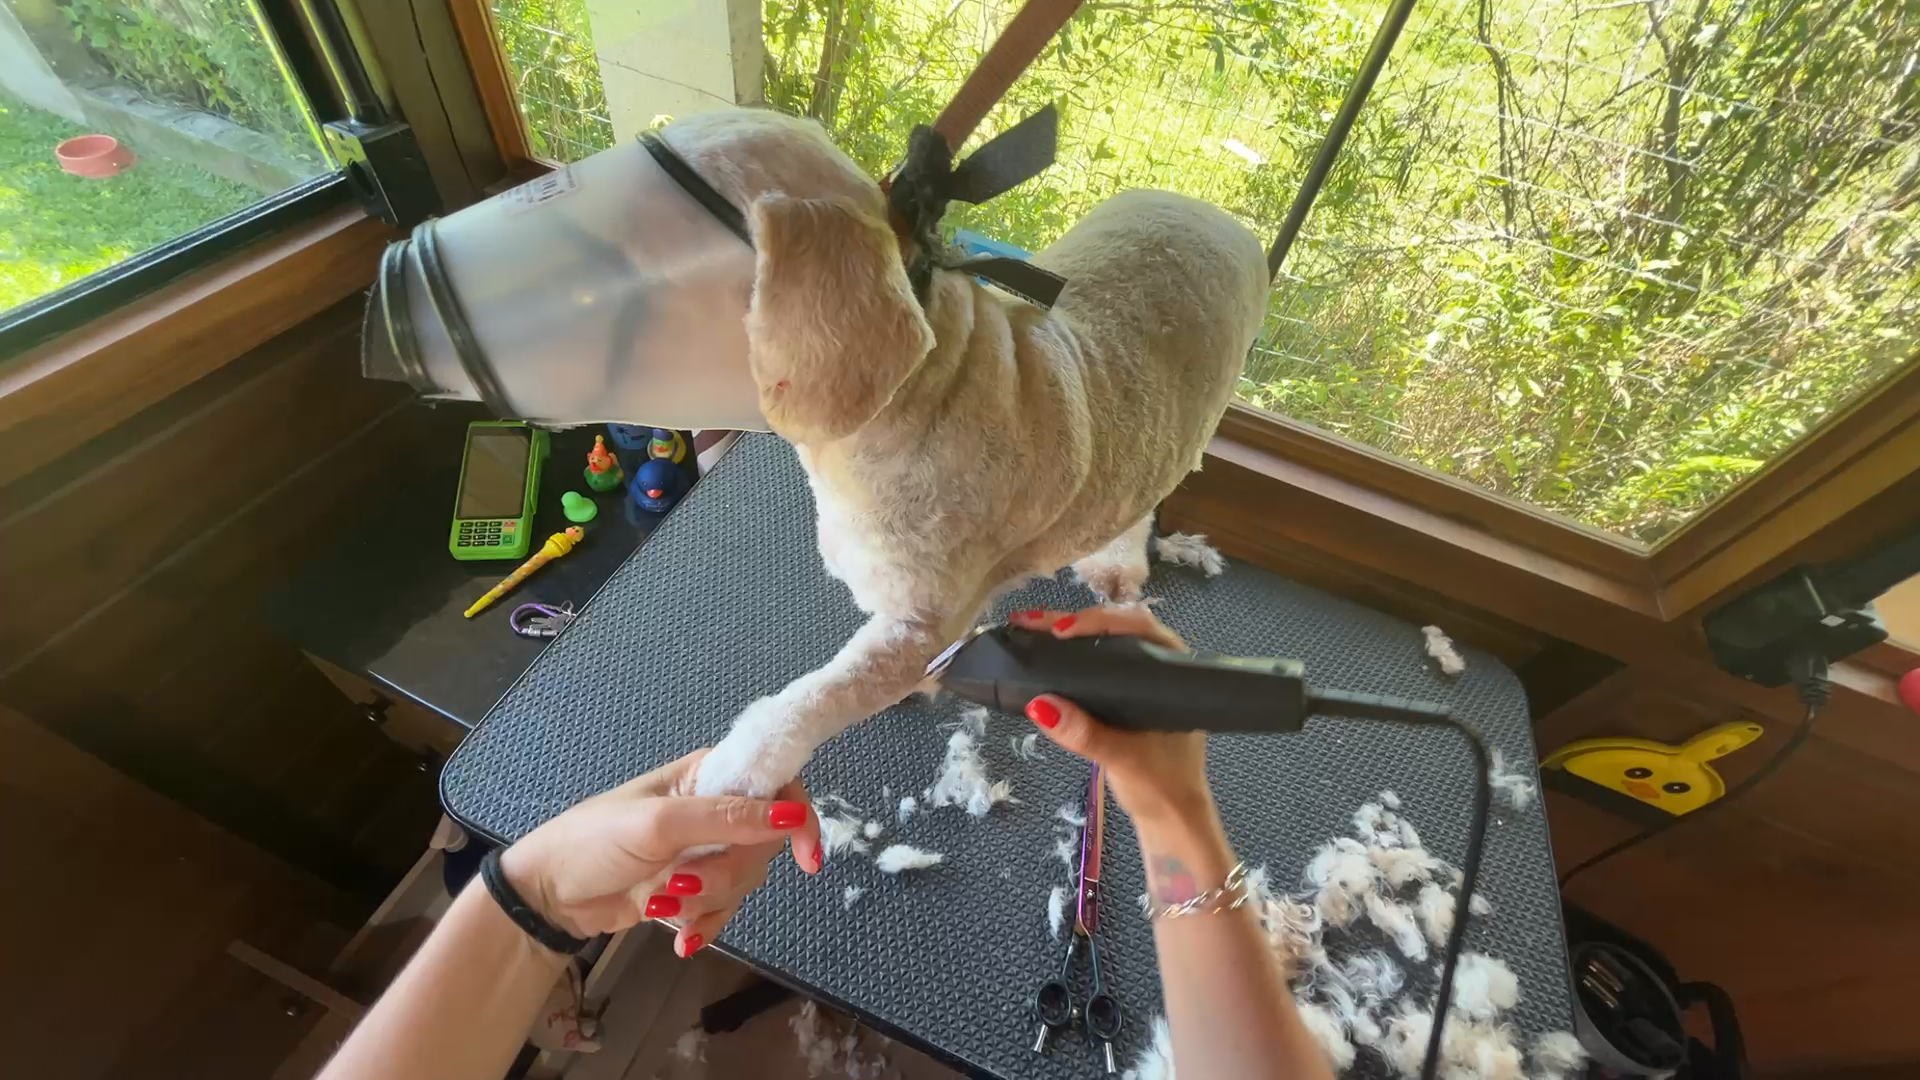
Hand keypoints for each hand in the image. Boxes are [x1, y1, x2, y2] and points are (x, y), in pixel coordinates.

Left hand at [499, 749, 823, 956]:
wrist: (546, 897)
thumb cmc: (596, 841)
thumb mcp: (660, 825)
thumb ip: (728, 818)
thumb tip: (795, 814)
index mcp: (712, 774)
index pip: (778, 783)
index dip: (797, 816)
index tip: (806, 858)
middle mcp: (718, 808)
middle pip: (762, 843)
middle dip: (726, 872)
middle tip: (681, 883)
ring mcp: (707, 850)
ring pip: (745, 879)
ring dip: (707, 900)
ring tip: (661, 904)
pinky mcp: (695, 886)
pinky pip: (725, 907)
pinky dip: (705, 924)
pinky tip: (681, 940)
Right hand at [1007, 605, 1215, 832]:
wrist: (1170, 816)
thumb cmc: (1160, 783)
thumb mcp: (1122, 758)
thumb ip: (1085, 734)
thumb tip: (1039, 705)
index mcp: (1173, 670)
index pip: (1137, 627)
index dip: (1099, 622)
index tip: (1062, 631)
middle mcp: (1157, 665)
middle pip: (1114, 628)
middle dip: (1072, 621)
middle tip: (1032, 621)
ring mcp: (1138, 679)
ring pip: (1101, 643)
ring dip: (1065, 634)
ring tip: (1028, 627)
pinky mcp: (1120, 693)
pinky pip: (1093, 663)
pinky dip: (1067, 655)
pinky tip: (1041, 650)